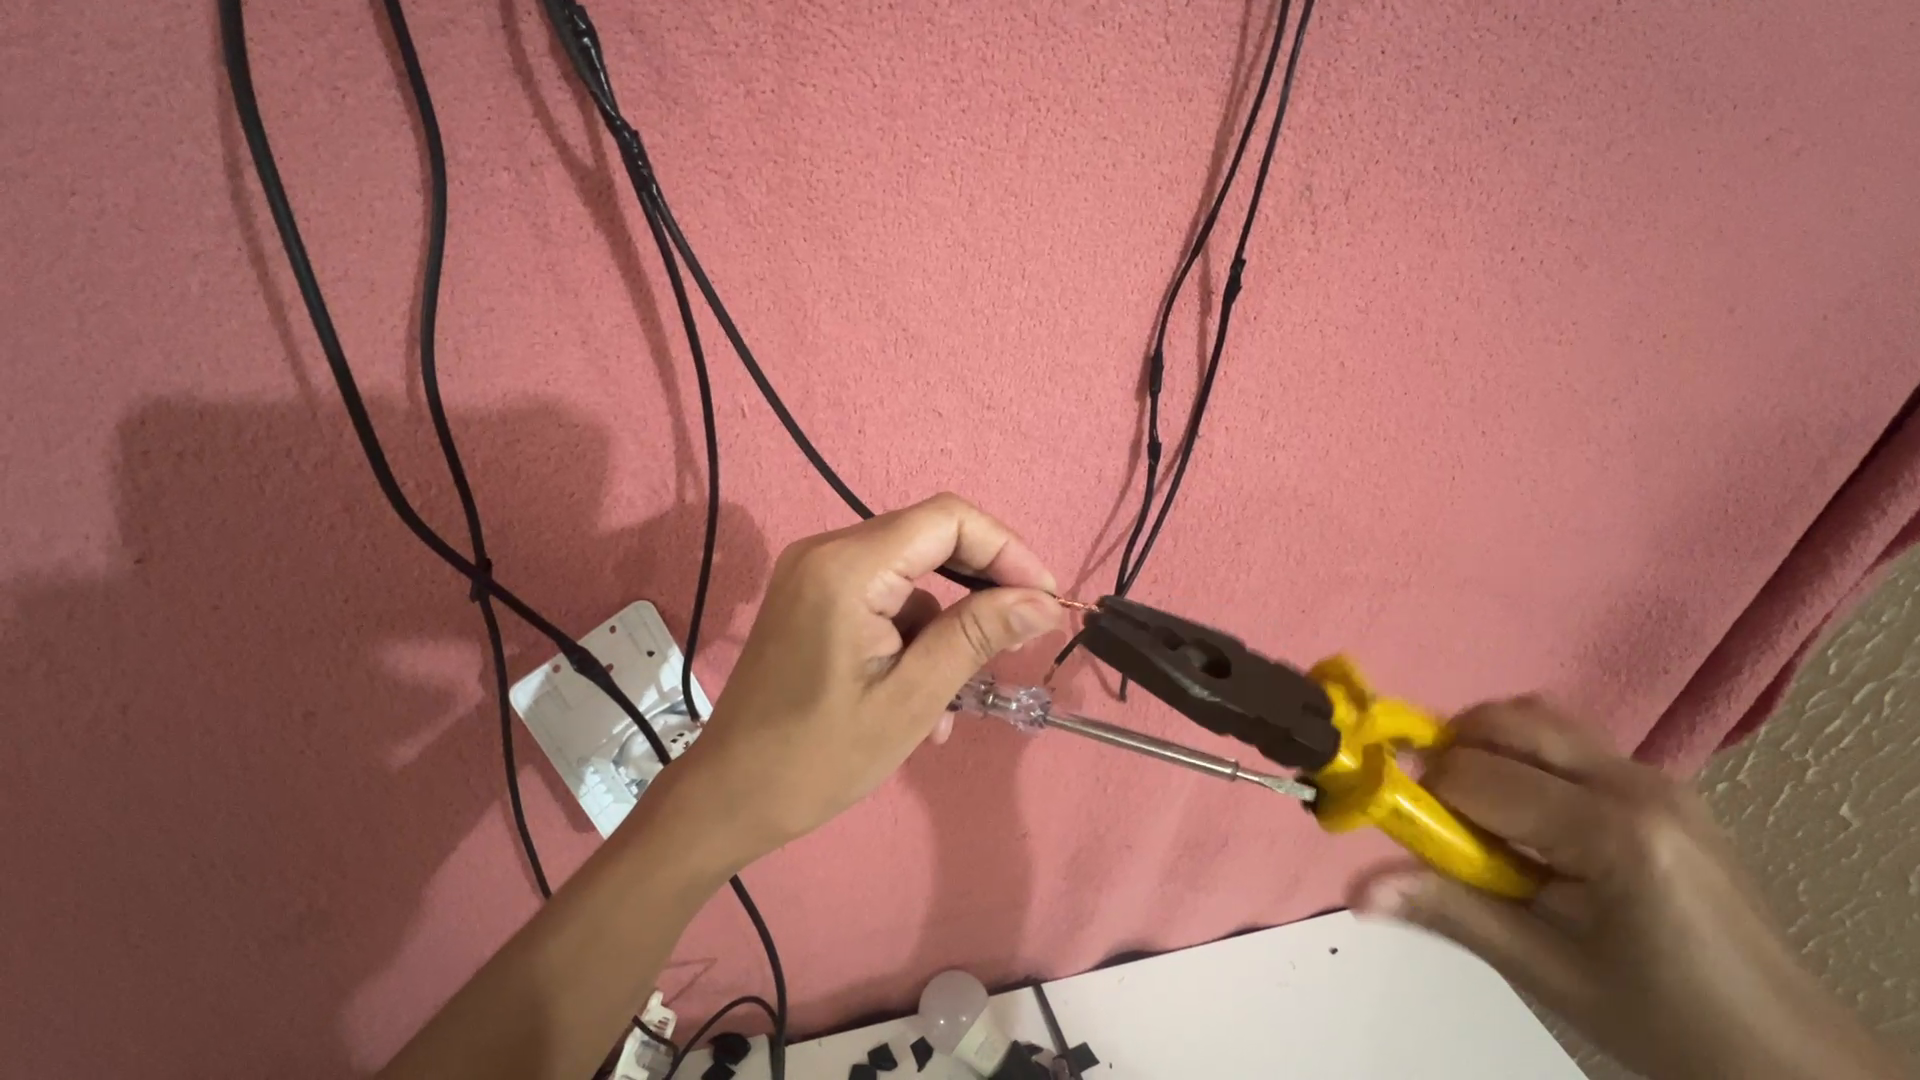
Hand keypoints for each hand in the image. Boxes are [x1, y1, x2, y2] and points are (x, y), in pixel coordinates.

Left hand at [666, 493, 1064, 861]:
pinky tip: (921, 701)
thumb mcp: (912, 697)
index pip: (949, 519)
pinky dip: (913, 639)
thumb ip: (978, 635)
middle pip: (931, 539)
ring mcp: (815, 574)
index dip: (1007, 549)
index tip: (1044, 600)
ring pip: (912, 576)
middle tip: (1020, 637)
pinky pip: (883, 600)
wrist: (731, 796)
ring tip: (955, 700)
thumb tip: (1043, 601)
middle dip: (982, 587)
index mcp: (848, 566)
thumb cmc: (820, 756)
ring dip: (946, 628)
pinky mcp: (812, 600)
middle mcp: (827, 551)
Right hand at [1354, 697, 1904, 1079]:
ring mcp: (1660, 779)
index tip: (1408, 836)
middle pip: (1507, 721)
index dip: (1424, 798)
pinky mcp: (1666, 787)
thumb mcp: (1549, 973)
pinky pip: (1570, 743)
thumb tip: (1356, 892)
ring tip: (1477, 813)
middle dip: (1450, 754)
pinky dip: (1523, 758)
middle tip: (1434, 814)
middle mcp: (1639, 785)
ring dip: (1486, 749)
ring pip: (1537, 719)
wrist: (1787, 1054)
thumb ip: (1451, 912)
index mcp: (1615, 833)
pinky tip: (1527, 820)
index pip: (1476, 774)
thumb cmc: (1663, 1019)